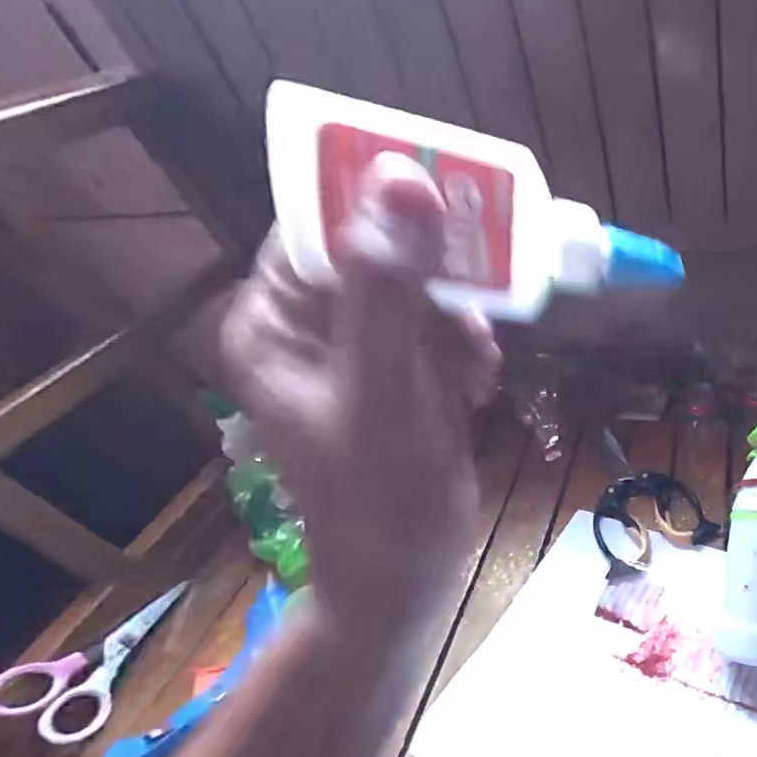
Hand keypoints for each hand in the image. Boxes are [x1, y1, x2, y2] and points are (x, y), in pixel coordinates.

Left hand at [216, 153, 499, 634]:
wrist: (405, 579)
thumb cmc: (381, 502)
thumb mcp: (383, 394)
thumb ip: (389, 294)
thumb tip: (404, 177)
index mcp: (277, 322)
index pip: (323, 225)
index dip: (385, 207)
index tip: (452, 213)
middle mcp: (312, 328)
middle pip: (382, 255)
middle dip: (438, 284)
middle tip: (479, 307)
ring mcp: (360, 354)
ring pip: (423, 294)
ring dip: (461, 324)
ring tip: (476, 370)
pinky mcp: (401, 378)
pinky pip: (441, 333)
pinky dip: (467, 354)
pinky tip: (477, 389)